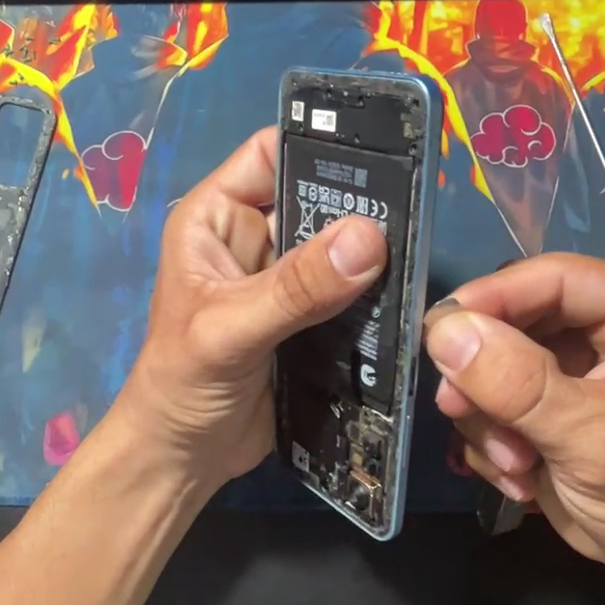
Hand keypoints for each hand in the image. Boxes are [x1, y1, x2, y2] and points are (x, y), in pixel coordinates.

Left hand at [114, 127, 386, 486]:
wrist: (185, 457)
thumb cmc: (182, 383)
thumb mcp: (231, 328)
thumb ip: (294, 287)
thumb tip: (369, 237)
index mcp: (216, 217)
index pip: (271, 154)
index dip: (319, 147)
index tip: (382, 152)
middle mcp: (253, 239)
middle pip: (316, 200)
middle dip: (360, 203)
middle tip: (418, 210)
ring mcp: (284, 282)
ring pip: (339, 249)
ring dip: (373, 255)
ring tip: (422, 253)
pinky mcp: (308, 321)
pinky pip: (349, 295)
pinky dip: (374, 297)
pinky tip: (407, 298)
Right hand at [425, 254, 604, 588]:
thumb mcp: (598, 442)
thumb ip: (522, 384)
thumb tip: (444, 331)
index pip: (556, 277)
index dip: (490, 299)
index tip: (435, 334)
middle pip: (513, 313)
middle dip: (485, 373)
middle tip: (462, 412)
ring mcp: (578, 357)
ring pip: (490, 355)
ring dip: (488, 416)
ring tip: (516, 465)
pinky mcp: (548, 393)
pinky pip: (489, 392)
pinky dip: (491, 435)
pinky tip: (521, 474)